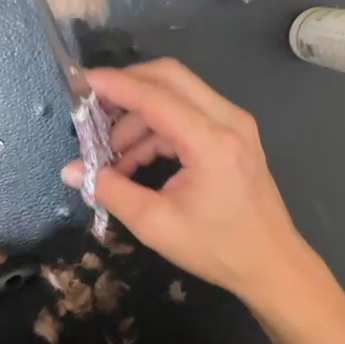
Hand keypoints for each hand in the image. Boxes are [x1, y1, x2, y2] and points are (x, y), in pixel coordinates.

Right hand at [60, 59, 321, 300]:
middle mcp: (227, 120)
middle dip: (126, 86)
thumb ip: (110, 190)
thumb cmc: (217, 249)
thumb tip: (71, 171)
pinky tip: (134, 159)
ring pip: (176, 94)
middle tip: (92, 106)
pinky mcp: (233, 134)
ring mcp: (233, 124)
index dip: (114, 86)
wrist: (273, 266)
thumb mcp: (155, 224)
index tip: (80, 83)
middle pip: (169, 77)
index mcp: (210, 141)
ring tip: (109, 152)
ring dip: (138, 115)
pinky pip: (186, 113)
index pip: (154, 96)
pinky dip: (155, 127)